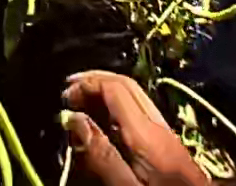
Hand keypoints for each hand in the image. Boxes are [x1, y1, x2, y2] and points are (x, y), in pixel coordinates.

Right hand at [60, 72, 210, 185]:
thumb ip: (101, 156)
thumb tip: (72, 118)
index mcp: (148, 135)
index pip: (115, 87)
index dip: (87, 84)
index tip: (65, 98)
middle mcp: (160, 127)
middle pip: (126, 85)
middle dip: (96, 81)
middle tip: (70, 92)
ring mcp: (167, 137)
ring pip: (134, 97)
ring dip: (106, 92)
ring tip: (82, 104)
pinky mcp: (170, 150)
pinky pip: (140, 114)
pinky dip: (117, 108)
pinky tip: (106, 126)